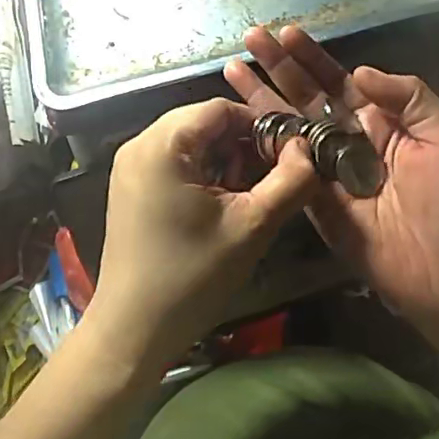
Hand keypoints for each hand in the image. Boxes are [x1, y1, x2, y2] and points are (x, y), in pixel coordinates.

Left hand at [88, 98, 317, 365]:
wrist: (135, 329)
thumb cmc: (191, 276)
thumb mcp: (251, 226)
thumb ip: (289, 181)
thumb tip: (308, 149)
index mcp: (160, 144)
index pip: (220, 109)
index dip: (262, 125)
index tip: (292, 151)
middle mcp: (138, 146)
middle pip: (203, 124)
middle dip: (243, 145)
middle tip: (273, 176)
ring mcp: (130, 168)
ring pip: (190, 145)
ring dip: (225, 161)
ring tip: (250, 195)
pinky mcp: (131, 190)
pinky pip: (174, 165)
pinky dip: (203, 175)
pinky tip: (222, 205)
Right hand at [225, 26, 438, 334]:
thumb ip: (408, 99)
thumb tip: (358, 72)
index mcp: (388, 123)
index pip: (342, 82)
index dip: (314, 58)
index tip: (286, 33)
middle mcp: (354, 143)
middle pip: (308, 98)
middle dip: (279, 68)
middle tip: (251, 38)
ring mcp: (331, 175)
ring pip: (290, 129)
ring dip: (262, 100)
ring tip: (233, 71)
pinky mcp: (315, 205)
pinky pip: (286, 170)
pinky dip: (264, 147)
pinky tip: (241, 123)